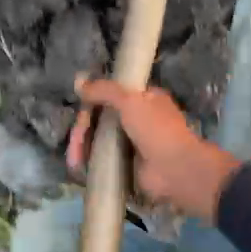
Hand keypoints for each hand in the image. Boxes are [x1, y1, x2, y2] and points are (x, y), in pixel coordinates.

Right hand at [67, 78, 239, 221]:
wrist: (175, 170)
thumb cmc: (156, 129)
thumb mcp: (131, 100)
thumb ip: (104, 90)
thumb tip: (78, 81)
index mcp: (143, 100)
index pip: (111, 95)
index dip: (93, 102)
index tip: (81, 109)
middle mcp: (137, 120)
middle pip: (101, 119)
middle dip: (83, 129)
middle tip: (76, 140)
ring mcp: (131, 144)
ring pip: (98, 140)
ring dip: (83, 147)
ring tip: (75, 159)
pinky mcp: (125, 165)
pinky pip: (101, 159)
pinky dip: (89, 161)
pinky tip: (78, 165)